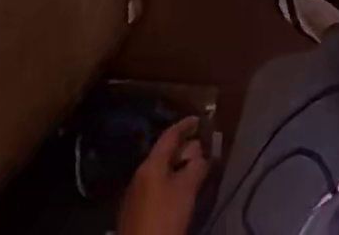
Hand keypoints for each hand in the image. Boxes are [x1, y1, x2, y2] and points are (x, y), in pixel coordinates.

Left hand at [119, 117, 208, 234]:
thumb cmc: (164, 218)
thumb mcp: (186, 190)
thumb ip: (196, 167)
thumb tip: (202, 156)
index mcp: (151, 165)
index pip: (169, 136)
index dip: (185, 125)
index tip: (199, 119)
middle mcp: (141, 174)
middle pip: (164, 153)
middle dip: (184, 147)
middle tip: (202, 146)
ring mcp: (136, 194)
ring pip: (160, 171)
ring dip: (178, 165)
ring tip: (195, 168)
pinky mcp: (136, 211)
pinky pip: (156, 185)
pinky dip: (171, 180)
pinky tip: (180, 190)